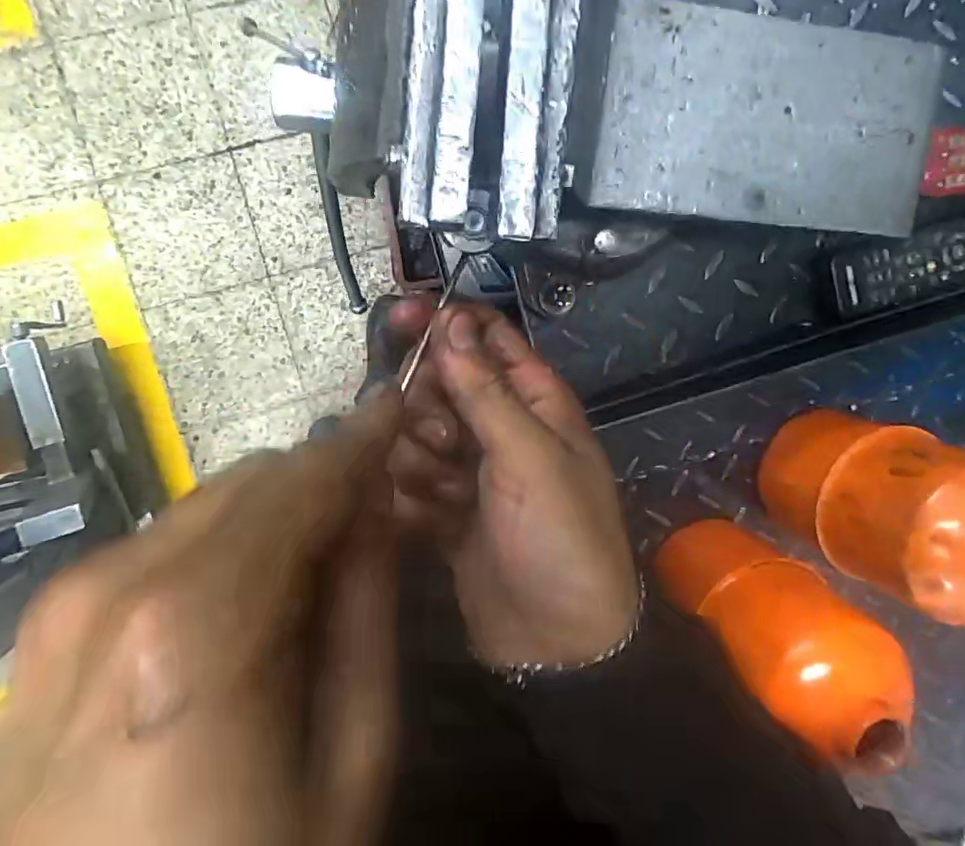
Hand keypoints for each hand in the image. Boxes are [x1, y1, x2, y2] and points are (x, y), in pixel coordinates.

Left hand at [0, 393, 403, 845]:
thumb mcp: (347, 766)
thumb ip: (364, 612)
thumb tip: (371, 505)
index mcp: (194, 624)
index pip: (301, 485)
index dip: (357, 442)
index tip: (393, 408)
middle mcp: (114, 586)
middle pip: (247, 483)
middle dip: (313, 482)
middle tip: (365, 512)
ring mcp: (61, 605)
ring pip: (200, 508)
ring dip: (265, 515)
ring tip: (308, 568)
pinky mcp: (35, 632)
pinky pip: (152, 549)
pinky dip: (213, 550)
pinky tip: (237, 608)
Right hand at [388, 303, 637, 669]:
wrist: (555, 644)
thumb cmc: (559, 536)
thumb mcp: (530, 456)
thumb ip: (485, 389)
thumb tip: (451, 320)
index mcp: (534, 399)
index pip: (485, 337)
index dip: (446, 323)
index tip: (405, 320)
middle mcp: (499, 426)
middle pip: (438, 382)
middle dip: (429, 407)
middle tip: (445, 441)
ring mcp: (469, 468)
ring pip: (415, 431)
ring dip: (420, 460)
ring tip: (447, 495)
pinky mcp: (443, 507)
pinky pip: (407, 479)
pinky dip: (413, 497)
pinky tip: (433, 523)